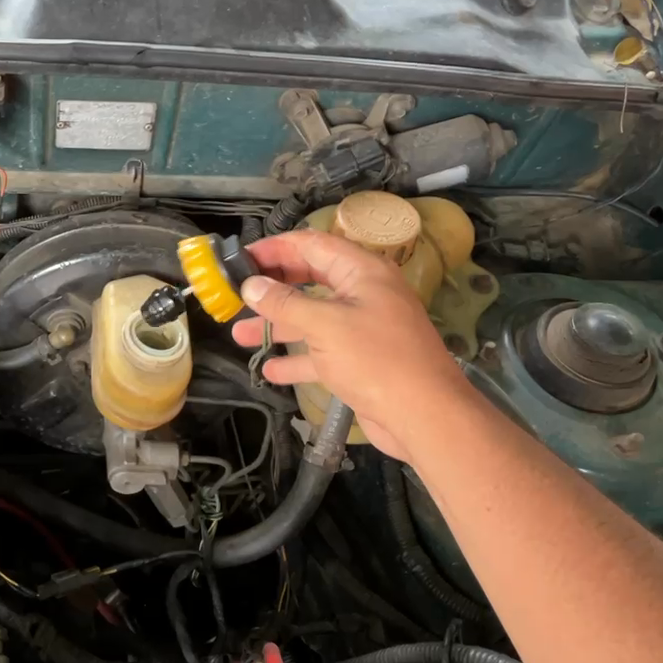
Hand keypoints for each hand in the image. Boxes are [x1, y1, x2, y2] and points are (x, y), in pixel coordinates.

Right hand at [228, 230, 476, 458]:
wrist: (425, 416)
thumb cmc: (376, 359)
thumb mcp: (324, 325)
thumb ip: (284, 303)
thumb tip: (251, 285)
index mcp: (362, 272)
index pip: (312, 245)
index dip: (274, 249)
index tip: (241, 259)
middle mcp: (363, 294)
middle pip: (310, 279)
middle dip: (273, 288)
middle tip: (237, 294)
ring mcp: (362, 328)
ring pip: (312, 318)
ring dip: (277, 325)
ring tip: (240, 335)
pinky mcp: (360, 360)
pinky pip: (321, 352)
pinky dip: (296, 358)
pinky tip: (270, 370)